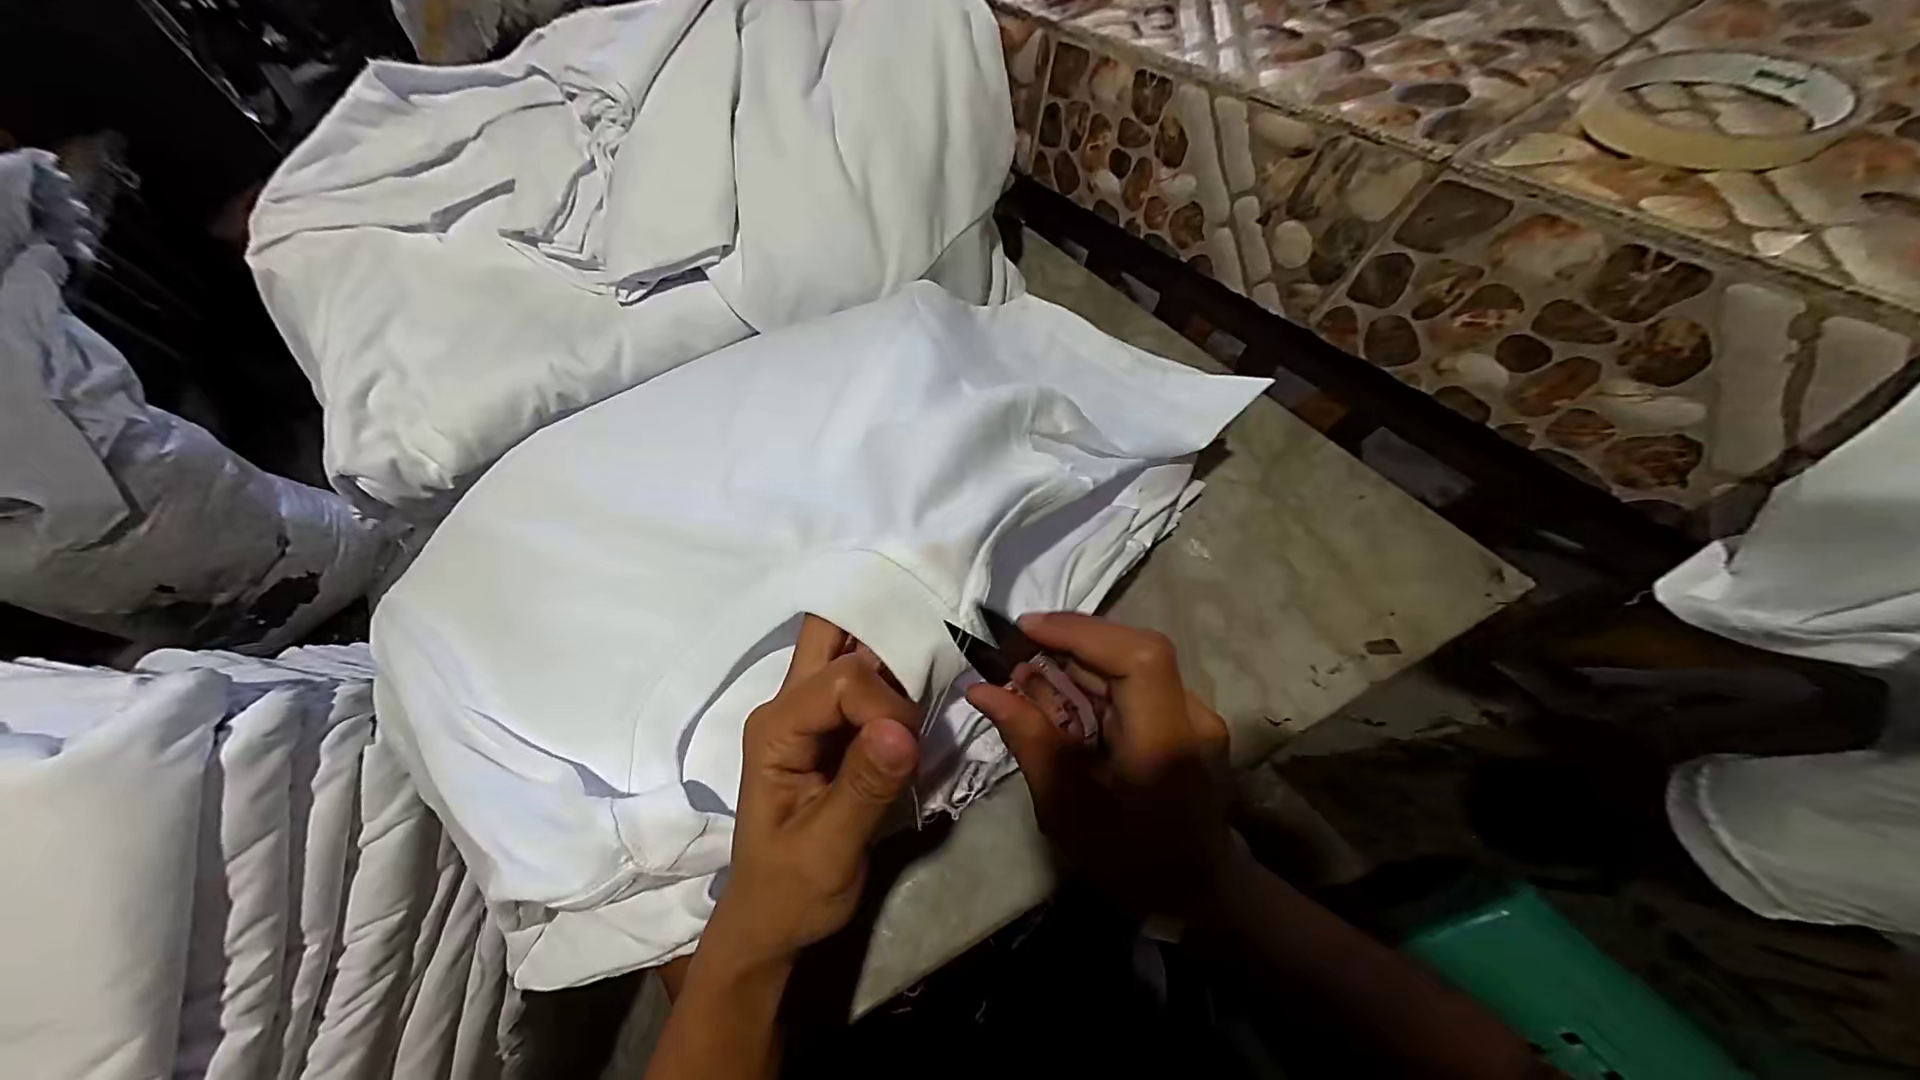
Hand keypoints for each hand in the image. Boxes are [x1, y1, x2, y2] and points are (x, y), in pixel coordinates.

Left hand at [705, 616, 921, 971]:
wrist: (774, 919)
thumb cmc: (791, 889)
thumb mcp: (828, 850)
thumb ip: (864, 786)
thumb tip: (902, 730)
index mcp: (776, 729)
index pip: (842, 681)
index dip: (886, 704)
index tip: (908, 749)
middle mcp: (789, 704)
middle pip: (829, 633)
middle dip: (878, 631)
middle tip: (923, 654)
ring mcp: (811, 709)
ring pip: (849, 646)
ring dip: (891, 652)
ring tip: (928, 671)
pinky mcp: (835, 722)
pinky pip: (867, 676)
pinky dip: (896, 675)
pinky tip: (919, 689)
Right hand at [966, 613, 1233, 918]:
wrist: (1200, 888)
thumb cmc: (1129, 861)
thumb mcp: (1067, 810)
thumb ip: (1029, 740)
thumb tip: (982, 689)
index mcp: (1165, 746)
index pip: (1138, 659)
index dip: (1082, 633)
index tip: (1026, 630)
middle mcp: (1192, 717)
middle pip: (1130, 650)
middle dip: (1068, 644)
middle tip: (1016, 659)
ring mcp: (1197, 712)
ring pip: (1131, 659)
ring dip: (1078, 661)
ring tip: (1031, 679)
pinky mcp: (1189, 713)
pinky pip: (1136, 678)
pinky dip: (1094, 678)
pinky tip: (1064, 697)